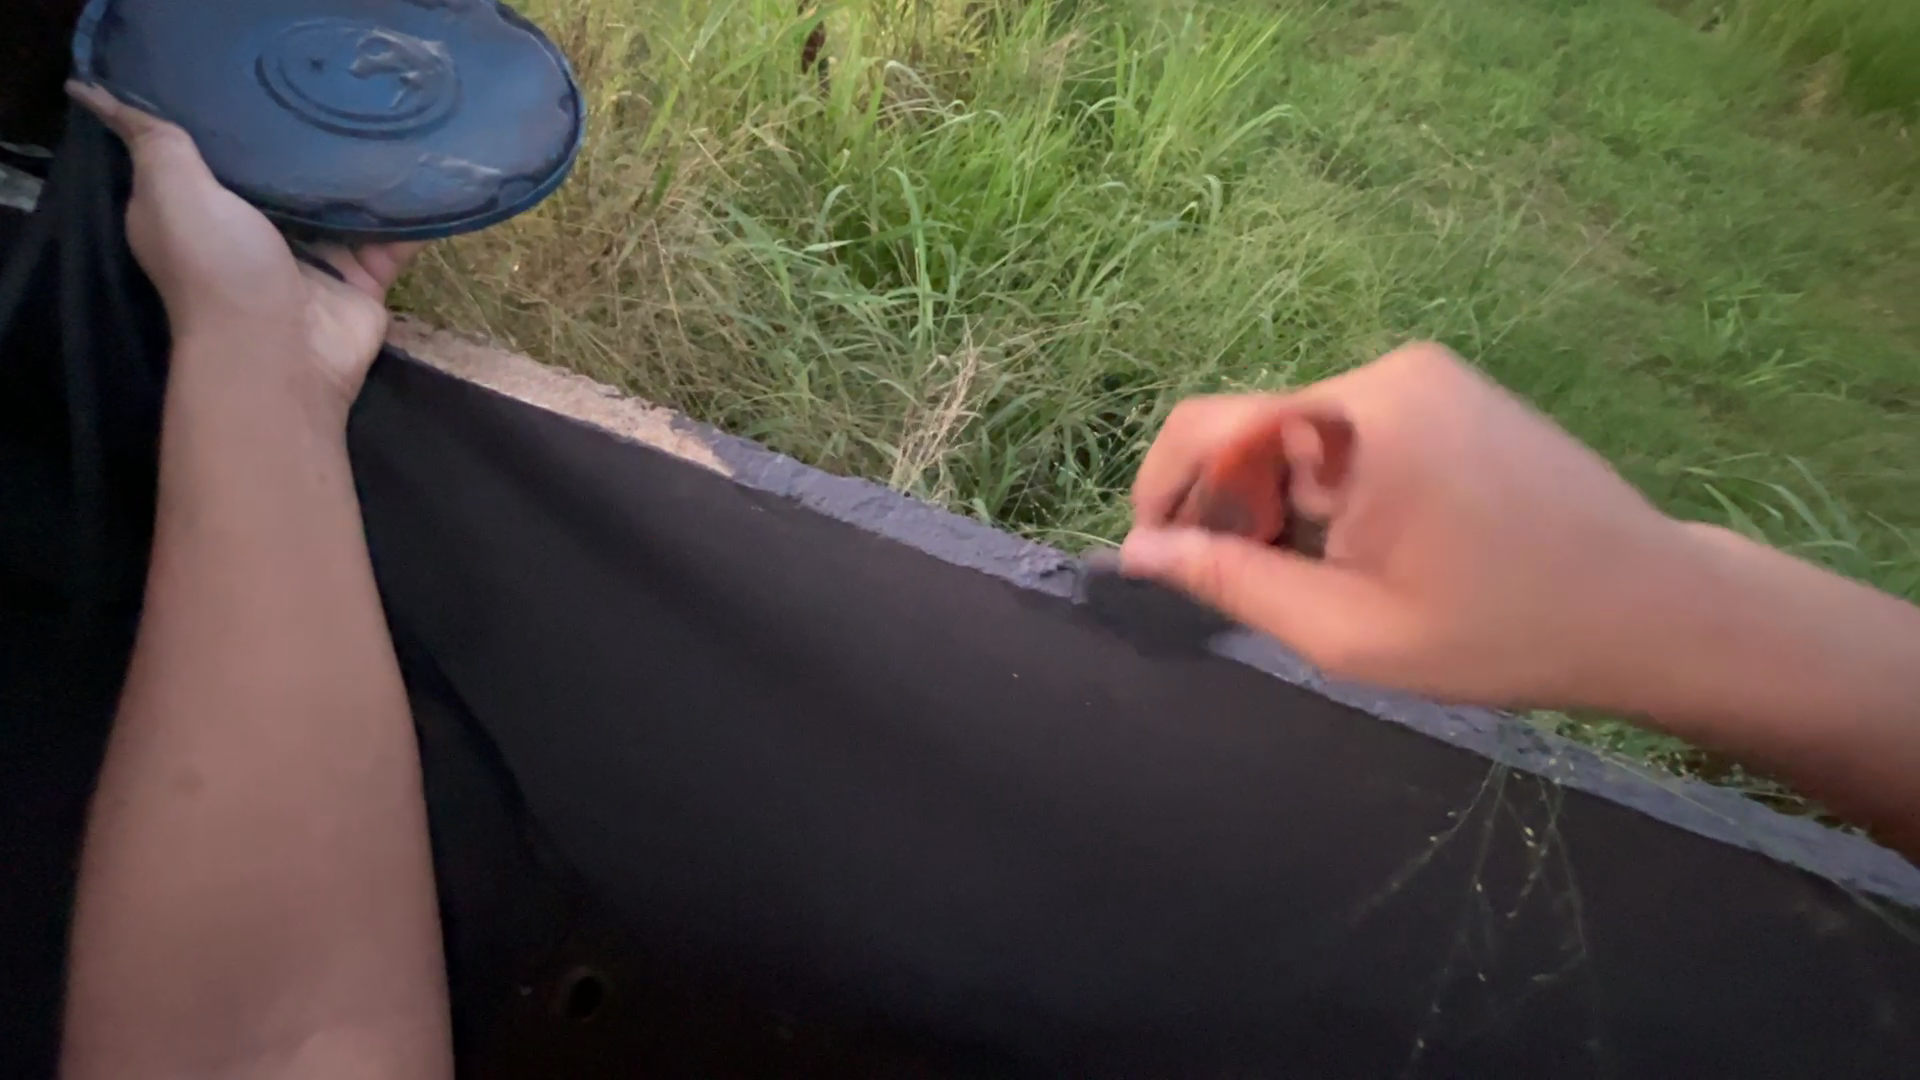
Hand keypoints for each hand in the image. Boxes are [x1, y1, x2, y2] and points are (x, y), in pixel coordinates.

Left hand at [66, 80, 420, 423]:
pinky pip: (391, 247)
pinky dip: (409, 226)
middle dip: (306, 152)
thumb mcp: (171, 190)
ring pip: (344, 212)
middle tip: (329, 101)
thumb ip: (157, 142)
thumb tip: (97, 94)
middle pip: (286, 184)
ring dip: (363, 184)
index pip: (211, 160)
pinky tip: (427, 191)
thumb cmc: (221, 267)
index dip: (226, 126)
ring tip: (386, 136)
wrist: (284, 348)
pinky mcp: (363, 283)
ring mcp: (317, 262)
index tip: (247, 84)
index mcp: (202, 212)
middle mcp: (259, 236)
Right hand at [1121, 341, 1700, 709]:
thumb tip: (1137, 551)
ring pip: (1286, 438)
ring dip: (1271, 504)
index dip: (1163, 492)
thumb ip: (1229, 580)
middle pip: (1247, 432)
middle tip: (1251, 580)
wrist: (1658, 612)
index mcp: (1361, 419)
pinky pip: (1332, 435)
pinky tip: (1352, 542)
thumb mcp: (1343, 628)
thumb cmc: (1501, 632)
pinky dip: (1314, 490)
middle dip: (1225, 508)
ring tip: (1314, 571)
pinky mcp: (1435, 394)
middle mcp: (1383, 374)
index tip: (1162, 558)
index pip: (1208, 427)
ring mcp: (1416, 378)